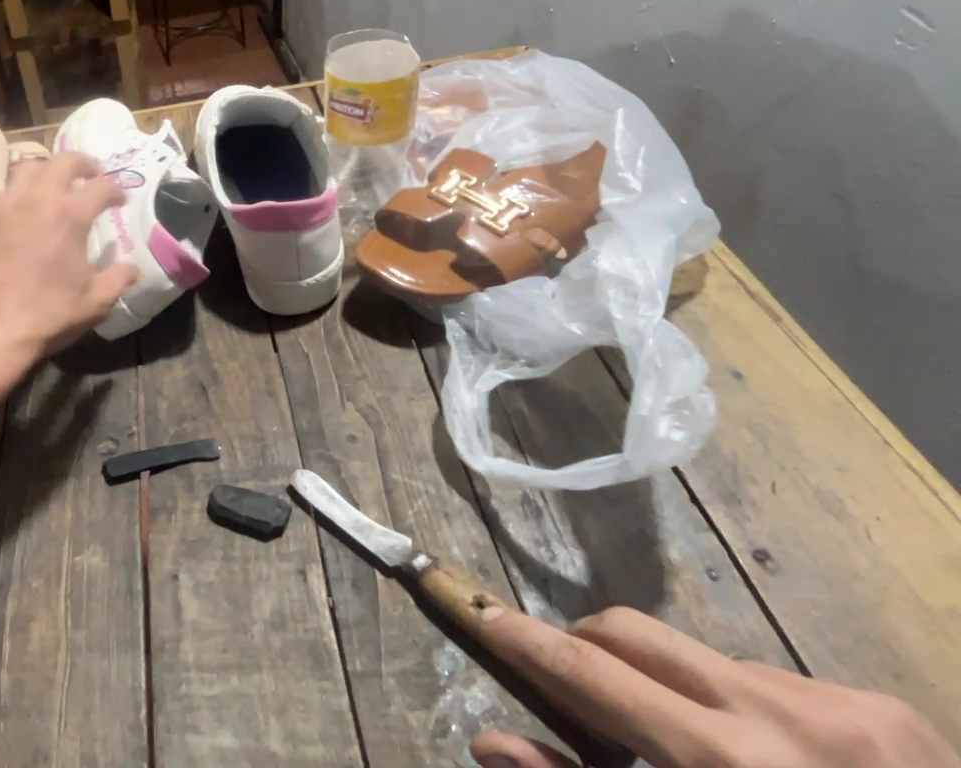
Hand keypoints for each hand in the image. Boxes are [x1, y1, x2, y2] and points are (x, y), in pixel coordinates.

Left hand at [0, 152, 136, 366]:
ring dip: (46, 169)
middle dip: (83, 163)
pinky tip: (18, 207)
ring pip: (26, 168)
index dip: (116, 190)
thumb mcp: (96, 302)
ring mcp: (6, 207)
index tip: (121, 201)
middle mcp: (37, 200)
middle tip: (92, 174)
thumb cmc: (49, 315)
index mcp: (71, 215)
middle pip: (63, 161)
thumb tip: (132, 268)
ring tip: (55, 183)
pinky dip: (12, 193)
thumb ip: (118, 279)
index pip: (101, 186)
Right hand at [470, 606, 959, 767]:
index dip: (526, 642)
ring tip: (703, 752)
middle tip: (577, 682)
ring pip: (700, 657)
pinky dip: (745, 707)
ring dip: (674, 688)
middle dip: (586, 645)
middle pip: (629, 631)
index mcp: (722, 765)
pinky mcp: (887, 707)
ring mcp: (842, 706)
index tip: (484, 617)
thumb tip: (488, 743)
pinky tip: (778, 762)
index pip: (589, 673)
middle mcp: (778, 717)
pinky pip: (771, 678)